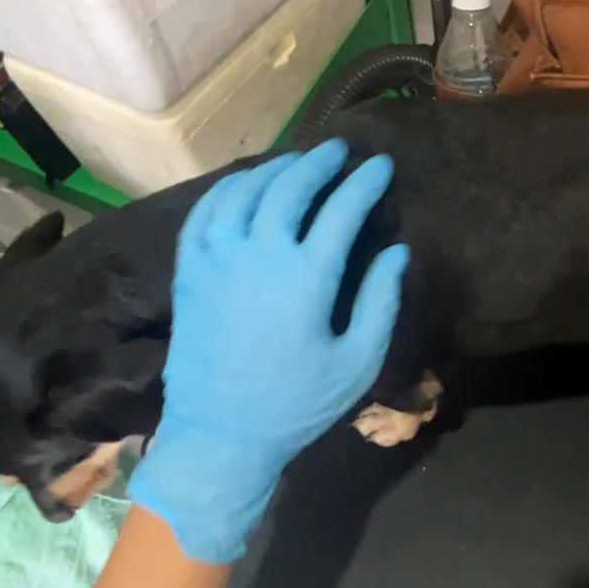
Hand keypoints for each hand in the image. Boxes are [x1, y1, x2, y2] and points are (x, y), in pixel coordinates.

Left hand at [129, 140, 408, 563]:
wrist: (219, 438)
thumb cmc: (297, 404)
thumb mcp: (357, 361)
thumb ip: (380, 302)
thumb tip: (398, 251)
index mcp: (306, 279)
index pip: (342, 210)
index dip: (365, 182)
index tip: (382, 164)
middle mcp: (259, 257)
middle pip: (291, 188)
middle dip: (319, 162)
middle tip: (339, 149)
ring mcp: (218, 261)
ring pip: (245, 192)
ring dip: (275, 169)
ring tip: (297, 161)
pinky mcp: (190, 273)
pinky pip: (206, 213)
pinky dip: (227, 188)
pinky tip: (245, 182)